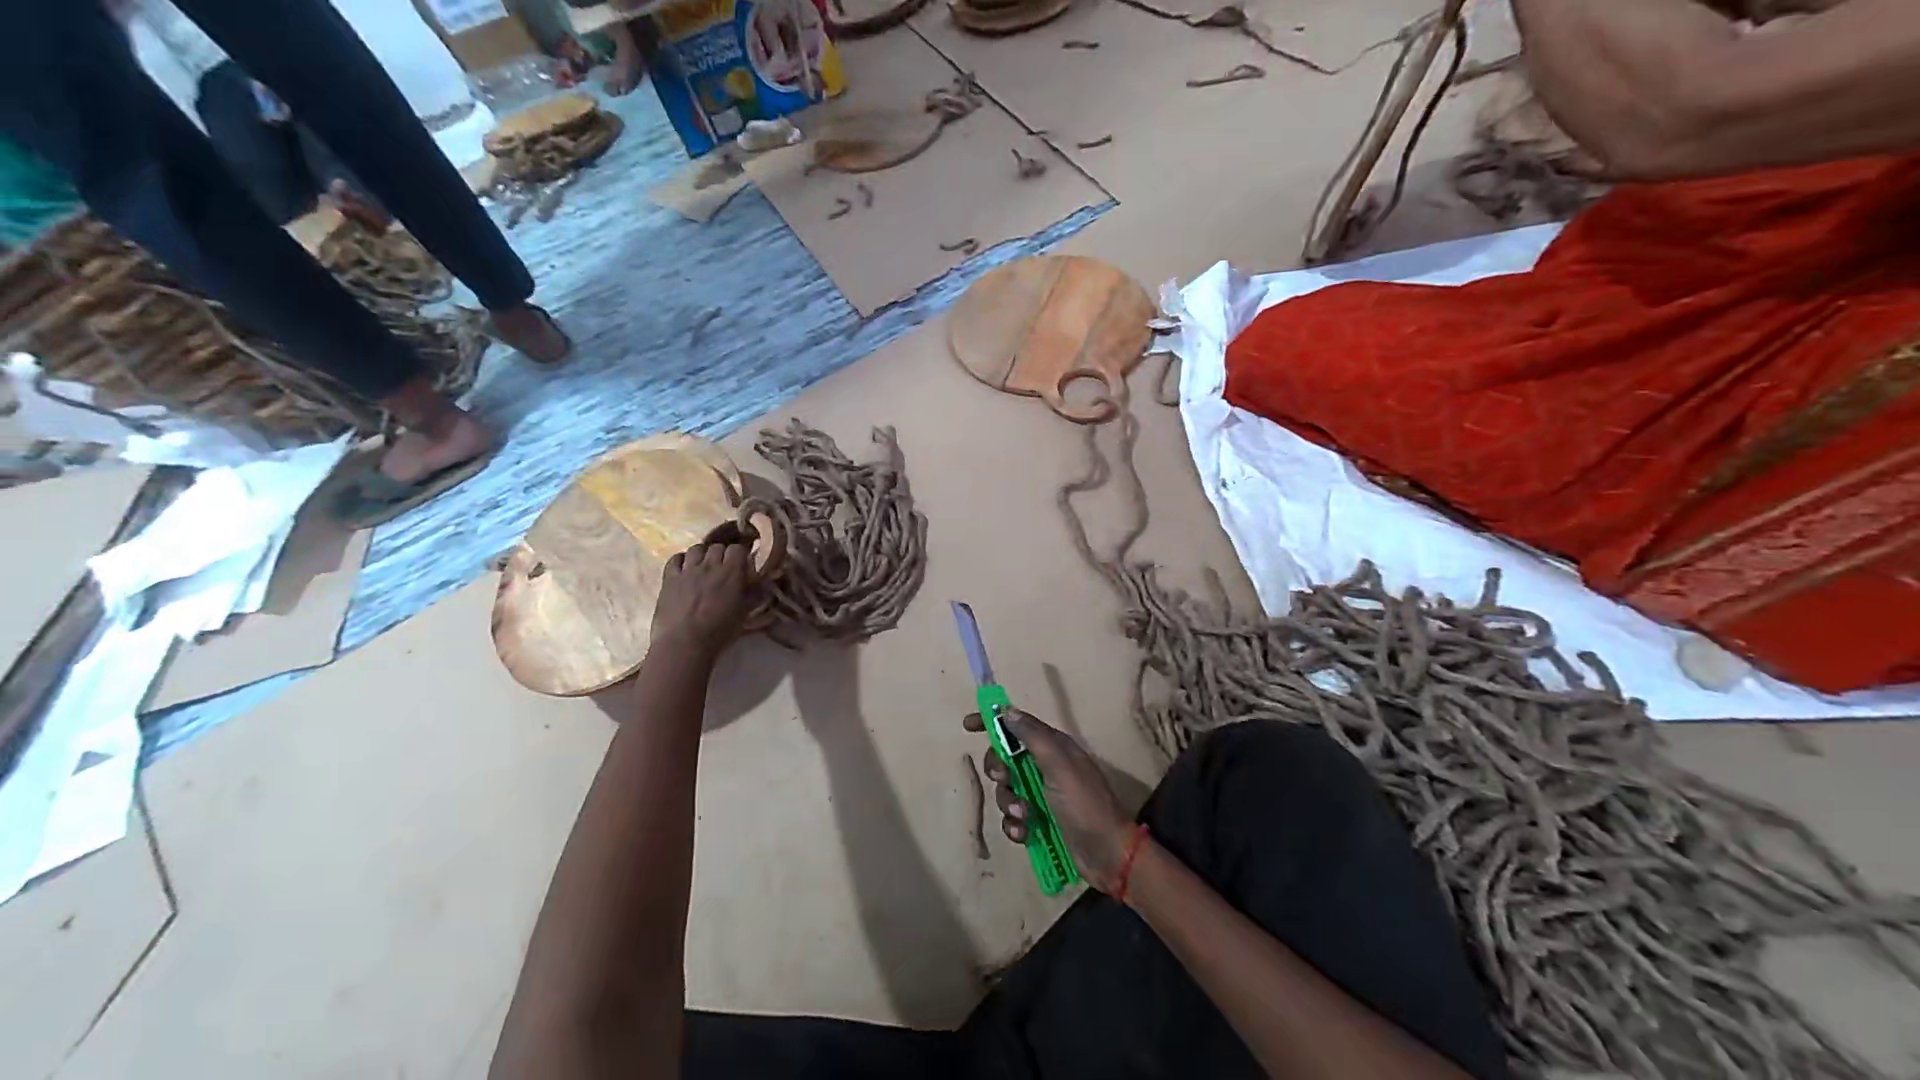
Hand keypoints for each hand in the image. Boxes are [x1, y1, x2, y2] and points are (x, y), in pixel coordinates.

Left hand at [648, 525, 751, 662]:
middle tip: (723, 568)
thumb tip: (762, 583)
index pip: (738, 549)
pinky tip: (685, 569)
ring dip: (702, 554)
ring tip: (704, 566)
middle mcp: (710, 565)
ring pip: (696, 549)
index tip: (742, 564)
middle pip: (717, 546)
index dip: (740, 555)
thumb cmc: (719, 631)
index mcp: (731, 573)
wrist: (684, 643)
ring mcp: (687, 570)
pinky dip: (682, 560)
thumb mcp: (744, 613)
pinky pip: (675, 559)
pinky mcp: (669, 578)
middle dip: (722, 554)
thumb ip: (753, 594)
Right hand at [964, 709, 1134, 893]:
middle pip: (1005, 758)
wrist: (1108, 854)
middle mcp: (1045, 767)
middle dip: (998, 769)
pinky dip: (1014, 825)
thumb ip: (1033, 736)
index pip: (1017, 726)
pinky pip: (1012, 817)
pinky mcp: (1039, 821)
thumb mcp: (1059, 765)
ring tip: (1025, 815)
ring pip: (1006, 790)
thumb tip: (1007, 711)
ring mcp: (1041, 795)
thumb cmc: (1084, 804)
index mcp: (1053, 747)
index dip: (992, 722)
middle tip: (1004, 778)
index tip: (968, 725)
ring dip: (1009, 802)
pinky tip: (1025, 833)